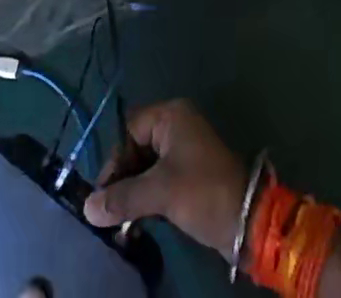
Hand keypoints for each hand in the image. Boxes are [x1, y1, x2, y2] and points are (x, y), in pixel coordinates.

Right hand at [84, 99, 249, 260]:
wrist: (253, 224)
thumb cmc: (204, 193)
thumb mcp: (161, 193)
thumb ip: (122, 198)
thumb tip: (87, 209)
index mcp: (171, 116)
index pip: (128, 131)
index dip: (114, 161)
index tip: (104, 192)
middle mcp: (177, 127)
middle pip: (135, 149)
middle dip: (122, 180)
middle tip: (110, 209)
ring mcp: (185, 152)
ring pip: (146, 168)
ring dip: (133, 194)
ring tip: (121, 222)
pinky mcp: (191, 176)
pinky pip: (160, 181)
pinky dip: (147, 199)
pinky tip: (136, 222)